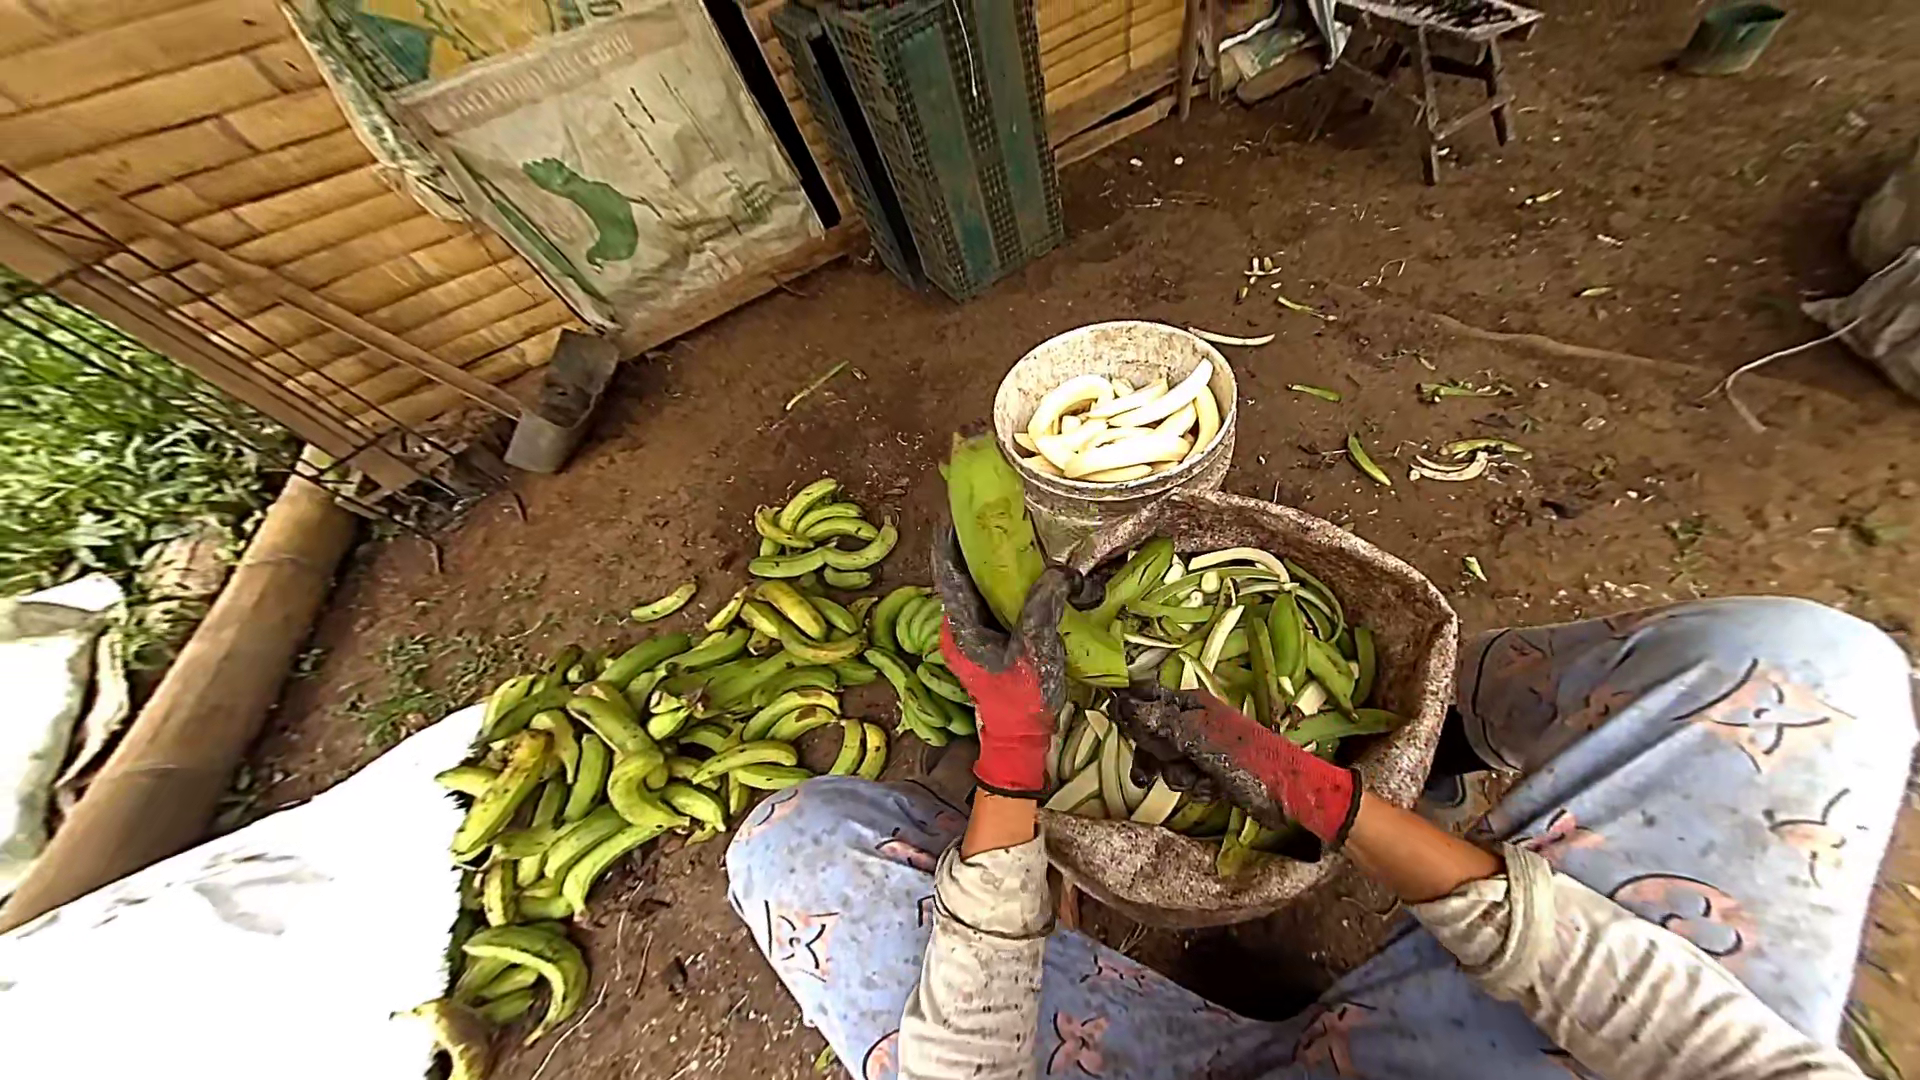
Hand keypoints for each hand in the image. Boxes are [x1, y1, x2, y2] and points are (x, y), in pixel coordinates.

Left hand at [931, 528, 1085, 798]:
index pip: (947, 574)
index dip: (947, 542)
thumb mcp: (1035, 654)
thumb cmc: (1022, 699)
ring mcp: (969, 634)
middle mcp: (958, 627)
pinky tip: (1017, 569)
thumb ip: (1042, 611)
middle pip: (958, 576)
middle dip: (969, 545)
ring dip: (983, 562)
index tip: (954, 513)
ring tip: (1003, 533)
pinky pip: (985, 600)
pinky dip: (996, 581)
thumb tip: (1059, 572)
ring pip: (971, 588)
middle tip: (988, 514)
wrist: (1018, 736)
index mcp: (962, 628)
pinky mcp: (983, 639)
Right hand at [1115, 683, 1360, 849]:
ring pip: (1165, 759)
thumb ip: (1158, 721)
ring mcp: (1200, 747)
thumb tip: (1122, 703)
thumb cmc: (1246, 758)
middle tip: (1150, 771)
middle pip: (1150, 732)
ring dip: (1176, 775)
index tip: (1115, 720)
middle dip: (1152, 755)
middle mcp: (1192, 721)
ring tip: (1195, 781)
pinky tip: (1210, 790)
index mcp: (1190, 702)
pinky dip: (1193, 787)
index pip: (1148, 695)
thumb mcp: (1199, 738)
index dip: (1129, 708)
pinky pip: (1184, 777)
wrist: (1289, 796)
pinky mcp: (1209, 771)